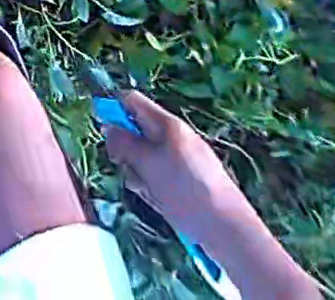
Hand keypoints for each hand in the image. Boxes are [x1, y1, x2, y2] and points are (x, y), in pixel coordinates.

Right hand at [100, 89, 259, 242]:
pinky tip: (163, 203)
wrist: (232, 233)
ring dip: (141, 173)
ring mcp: (186, 159)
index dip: (113, 108)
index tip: (103, 129)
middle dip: (128, 151)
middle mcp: (176, 136)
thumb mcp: (147, 164)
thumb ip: (123, 143)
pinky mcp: (193, 181)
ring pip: (148, 157)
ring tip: (150, 193)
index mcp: (167, 124)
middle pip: (138, 131)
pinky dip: (156, 187)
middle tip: (129, 169)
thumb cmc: (186, 192)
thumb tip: (109, 127)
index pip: (131, 100)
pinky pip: (163, 175)